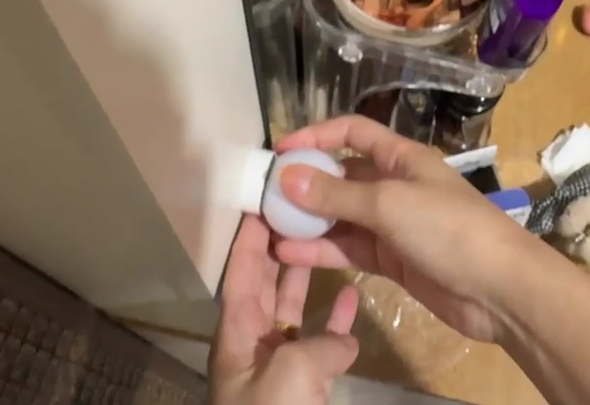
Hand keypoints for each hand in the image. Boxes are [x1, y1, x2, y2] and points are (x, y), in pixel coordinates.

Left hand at [209, 214, 359, 404]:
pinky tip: (352, 295)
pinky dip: (336, 319)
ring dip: (305, 277)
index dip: (248, 239)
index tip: (262, 203)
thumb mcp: (292, 370)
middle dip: (277, 248)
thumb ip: (321, 341)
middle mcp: (255, 344)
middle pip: (263, 285)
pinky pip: (321, 343)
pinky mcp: (305, 388)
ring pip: (291, 310)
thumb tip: (345, 341)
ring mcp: (280, 366)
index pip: (239, 273)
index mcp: (237, 334)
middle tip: (297, 210)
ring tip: (322, 241)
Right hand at [271, 116, 556, 343]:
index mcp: (401, 157)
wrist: (499, 289)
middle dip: (306, 183)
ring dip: (308, 219)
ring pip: (342, 215)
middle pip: (343, 175)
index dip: (317, 135)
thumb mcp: (389, 204)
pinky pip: (350, 248)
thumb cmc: (448, 228)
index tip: (281, 150)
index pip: (353, 132)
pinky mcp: (392, 261)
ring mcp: (393, 224)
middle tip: (265, 195)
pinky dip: (322, 249)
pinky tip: (291, 252)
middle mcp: (395, 184)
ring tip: (268, 227)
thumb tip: (287, 176)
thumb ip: (337, 193)